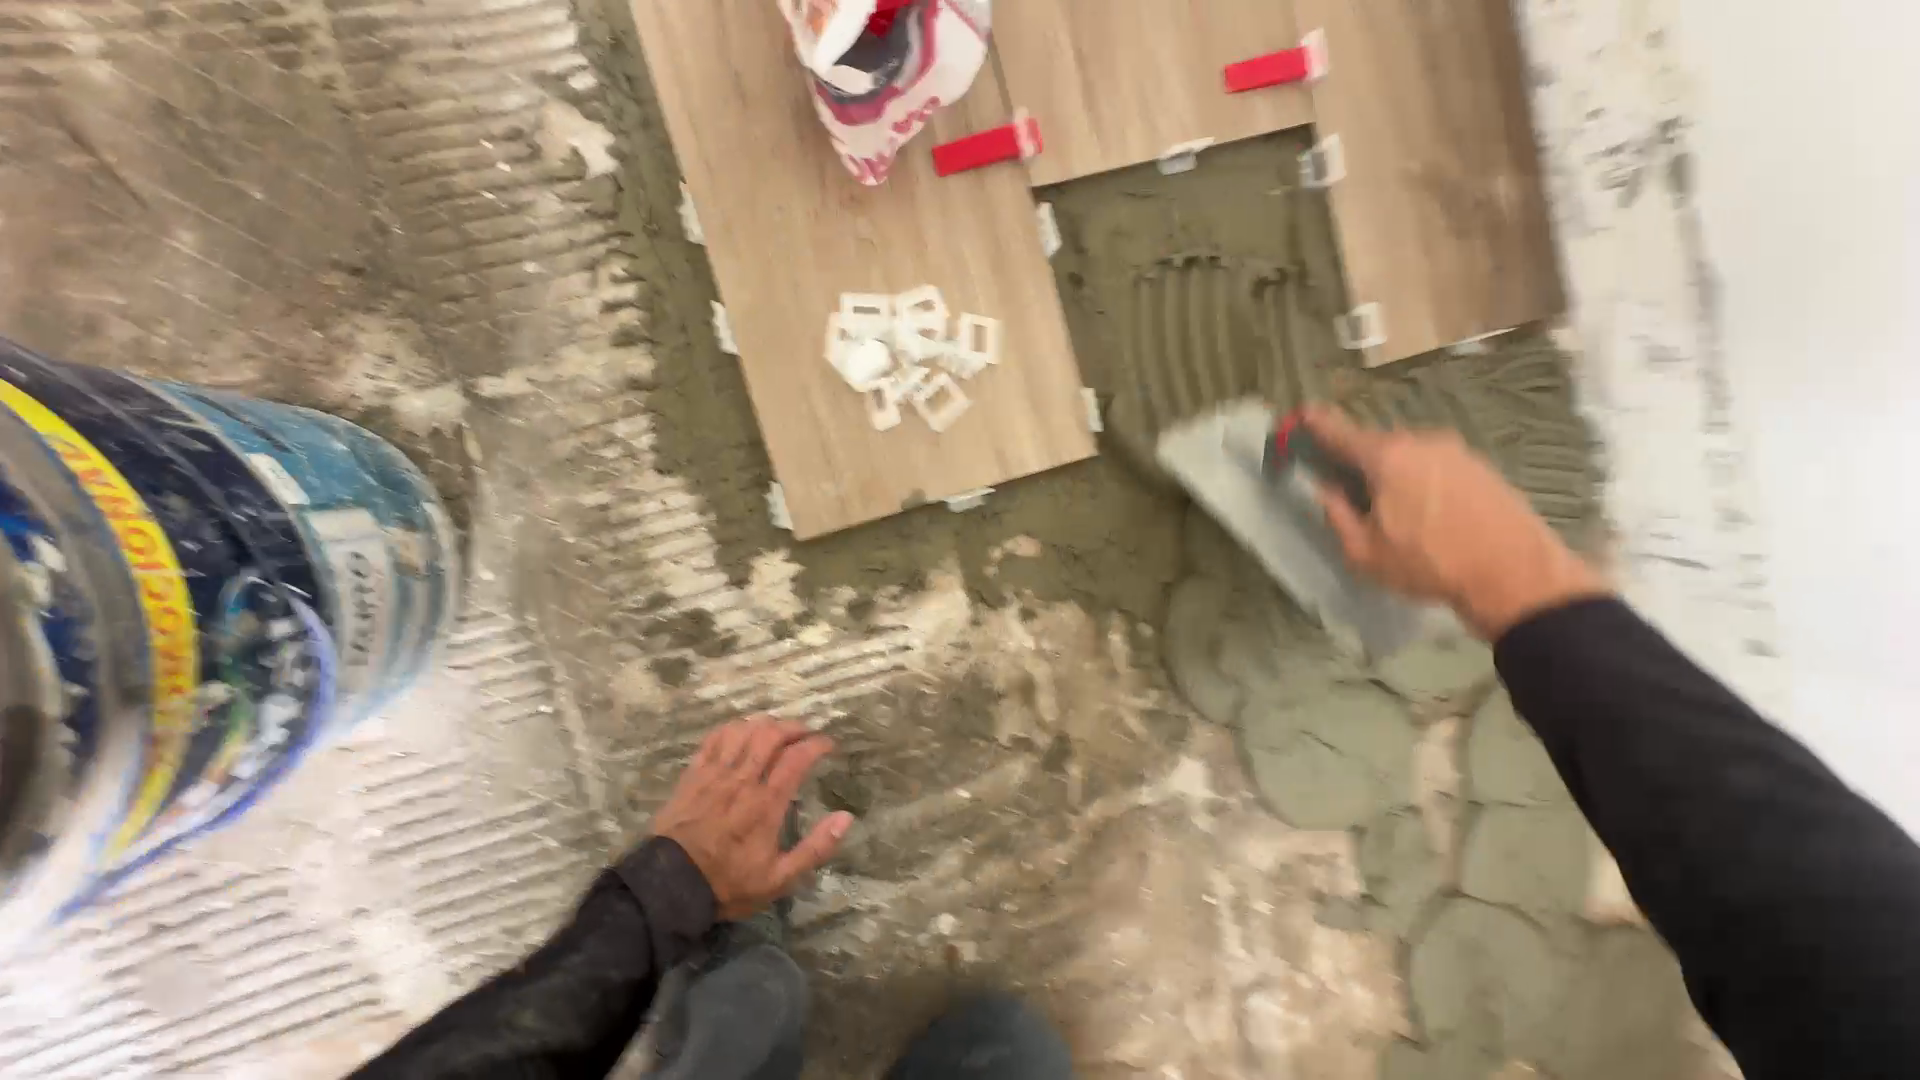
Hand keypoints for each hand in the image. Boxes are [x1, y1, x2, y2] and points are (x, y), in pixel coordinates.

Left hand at [651, 715, 854, 920]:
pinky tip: (740, 733)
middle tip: (805, 733)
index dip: (817, 744)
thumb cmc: (727, 884)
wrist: (669, 888)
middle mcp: (742, 780)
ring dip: (764, 723)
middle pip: (770, 734)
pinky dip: (731, 729)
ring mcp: (714, 774)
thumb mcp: (779, 879)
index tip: (828, 745)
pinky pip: (713, 738)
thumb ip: (815, 848)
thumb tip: (846, 818)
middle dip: (793, 727)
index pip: (797, 758)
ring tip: (775, 731)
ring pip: (742, 730)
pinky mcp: (693, 775)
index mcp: (766, 803)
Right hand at [1301, 406, 1608, 639]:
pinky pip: (1435, 466)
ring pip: (1408, 455)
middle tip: (1350, 492)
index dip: (1316, 425)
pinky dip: (1421, 481)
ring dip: (1393, 474)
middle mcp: (1421, 442)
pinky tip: (1427, 514)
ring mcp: (1457, 451)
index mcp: (1387, 458)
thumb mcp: (1364, 552)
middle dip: (1359, 462)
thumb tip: (1328, 491)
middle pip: (1376, 445)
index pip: (1340, 433)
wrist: (1516, 576)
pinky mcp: (1481, 466)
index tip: (1301, 415)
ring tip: (1394, 512)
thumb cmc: (1429, 564)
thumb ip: (1337, 515)